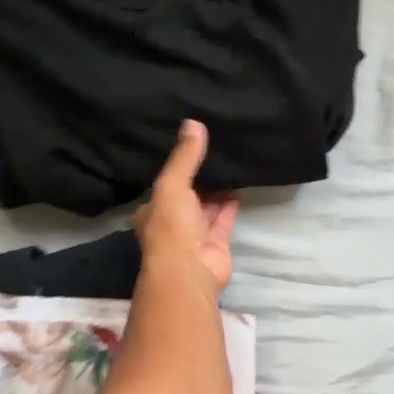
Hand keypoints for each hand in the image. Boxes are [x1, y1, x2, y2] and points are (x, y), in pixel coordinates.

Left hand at [133, 120, 238, 293]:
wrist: (189, 271)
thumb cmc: (171, 226)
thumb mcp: (173, 184)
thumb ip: (185, 157)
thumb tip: (193, 122)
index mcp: (152, 210)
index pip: (164, 185)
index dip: (176, 168)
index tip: (191, 148)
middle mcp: (172, 222)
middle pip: (187, 196)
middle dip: (199, 178)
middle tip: (215, 151)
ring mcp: (195, 234)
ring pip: (207, 207)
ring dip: (217, 190)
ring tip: (230, 163)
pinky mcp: (217, 243)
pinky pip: (224, 218)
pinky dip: (231, 204)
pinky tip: (240, 186)